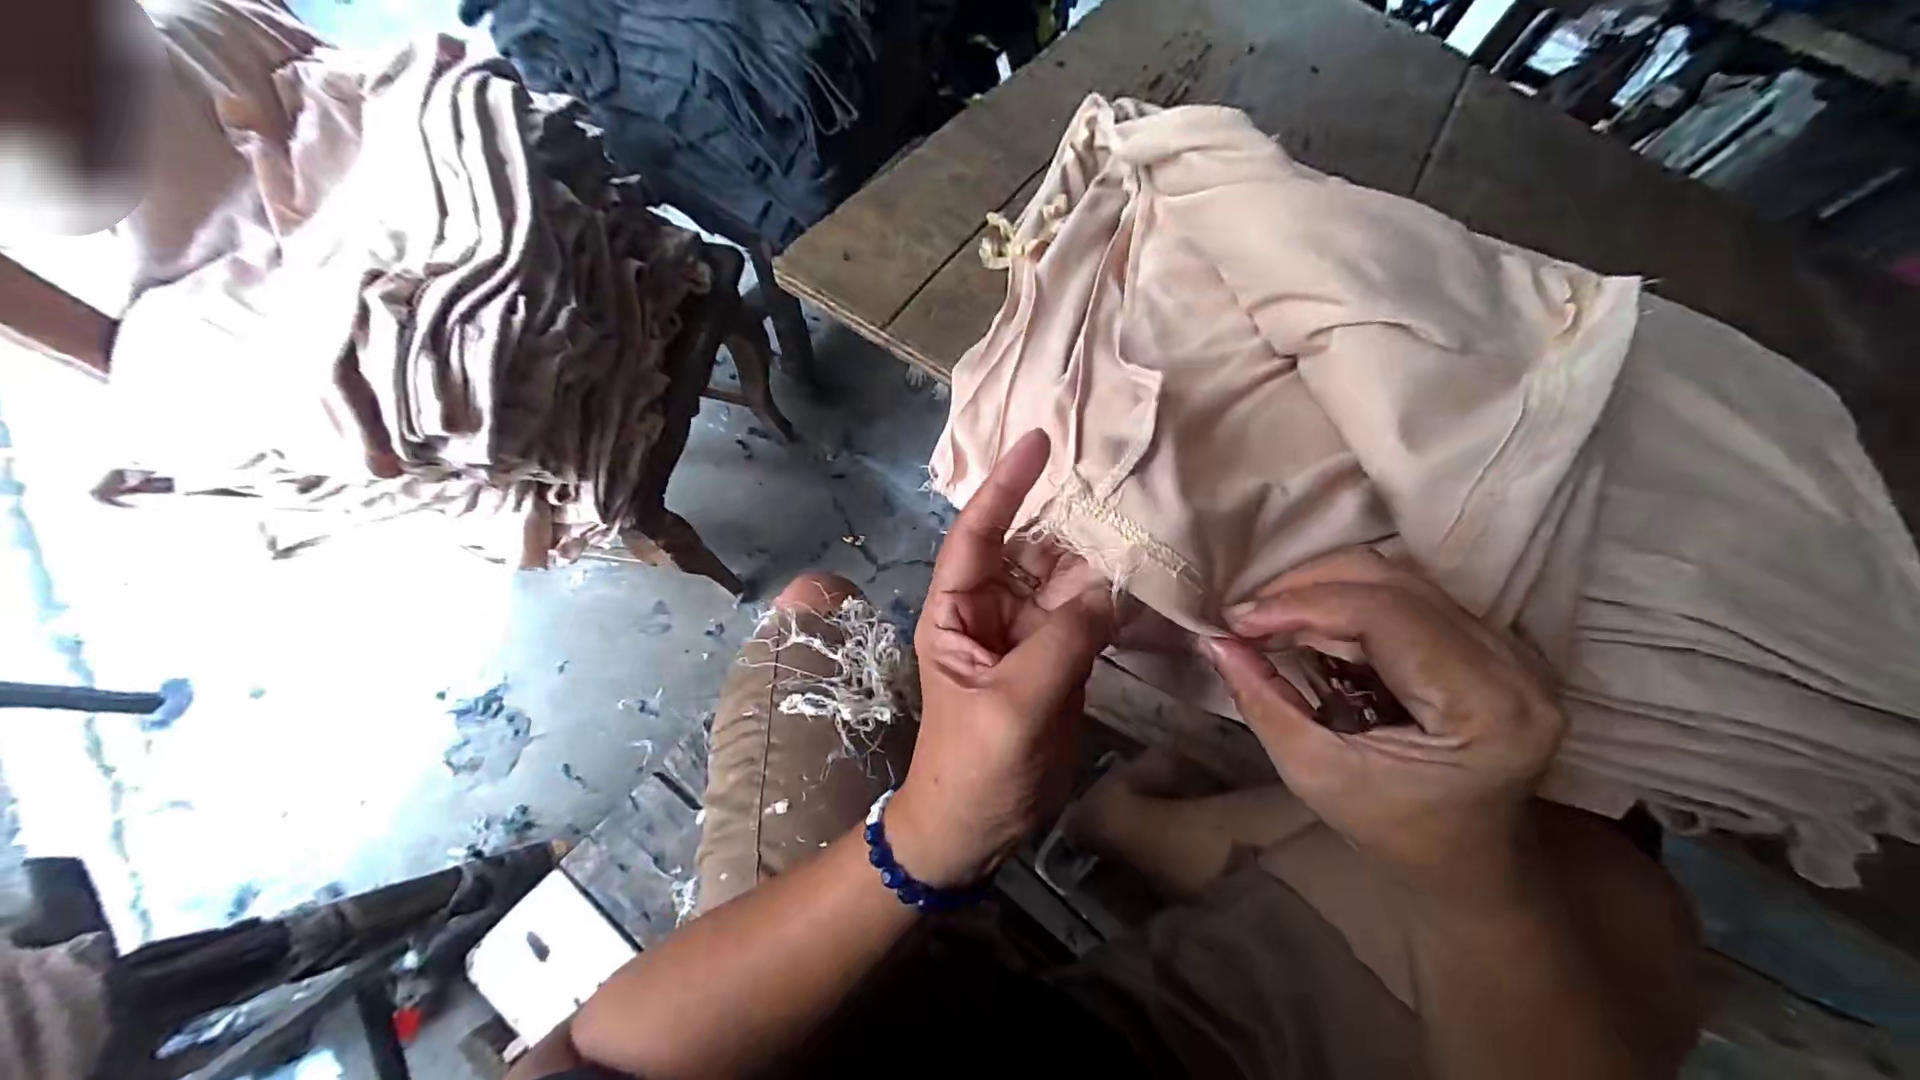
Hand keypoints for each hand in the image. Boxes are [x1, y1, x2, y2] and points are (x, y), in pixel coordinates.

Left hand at [890, 430, 1115, 886]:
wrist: (976, 829)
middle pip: (1030, 548)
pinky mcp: (1058, 657)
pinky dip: (1111, 596)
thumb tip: (1108, 587)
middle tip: (1116, 475)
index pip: (977, 535)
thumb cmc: (973, 767)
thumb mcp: (1013, 705)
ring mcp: (1028, 633)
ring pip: (1064, 579)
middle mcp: (991, 609)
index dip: (1004, 487)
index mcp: (957, 611)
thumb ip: (1062, 643)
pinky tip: (1143, 573)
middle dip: (1066, 515)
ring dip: (1097, 553)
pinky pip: (1086, 615)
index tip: (1037, 442)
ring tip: (1140, 515)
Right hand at [1203, 550, 1564, 897]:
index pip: (1383, 614)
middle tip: (1246, 617)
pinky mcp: (1485, 639)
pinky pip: (1401, 592)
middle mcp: (1511, 663)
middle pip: (1390, 578)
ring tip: (1269, 620)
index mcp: (1485, 706)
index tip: (1235, 621)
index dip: (1300, 605)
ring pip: (1394, 575)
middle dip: (1304, 587)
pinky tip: (1306, 626)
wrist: (1465, 858)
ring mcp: (1506, 646)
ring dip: (1319, 588)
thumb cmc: (1394, 830)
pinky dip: (1341, 599)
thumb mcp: (1315, 774)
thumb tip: (1213, 641)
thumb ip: (1263, 701)